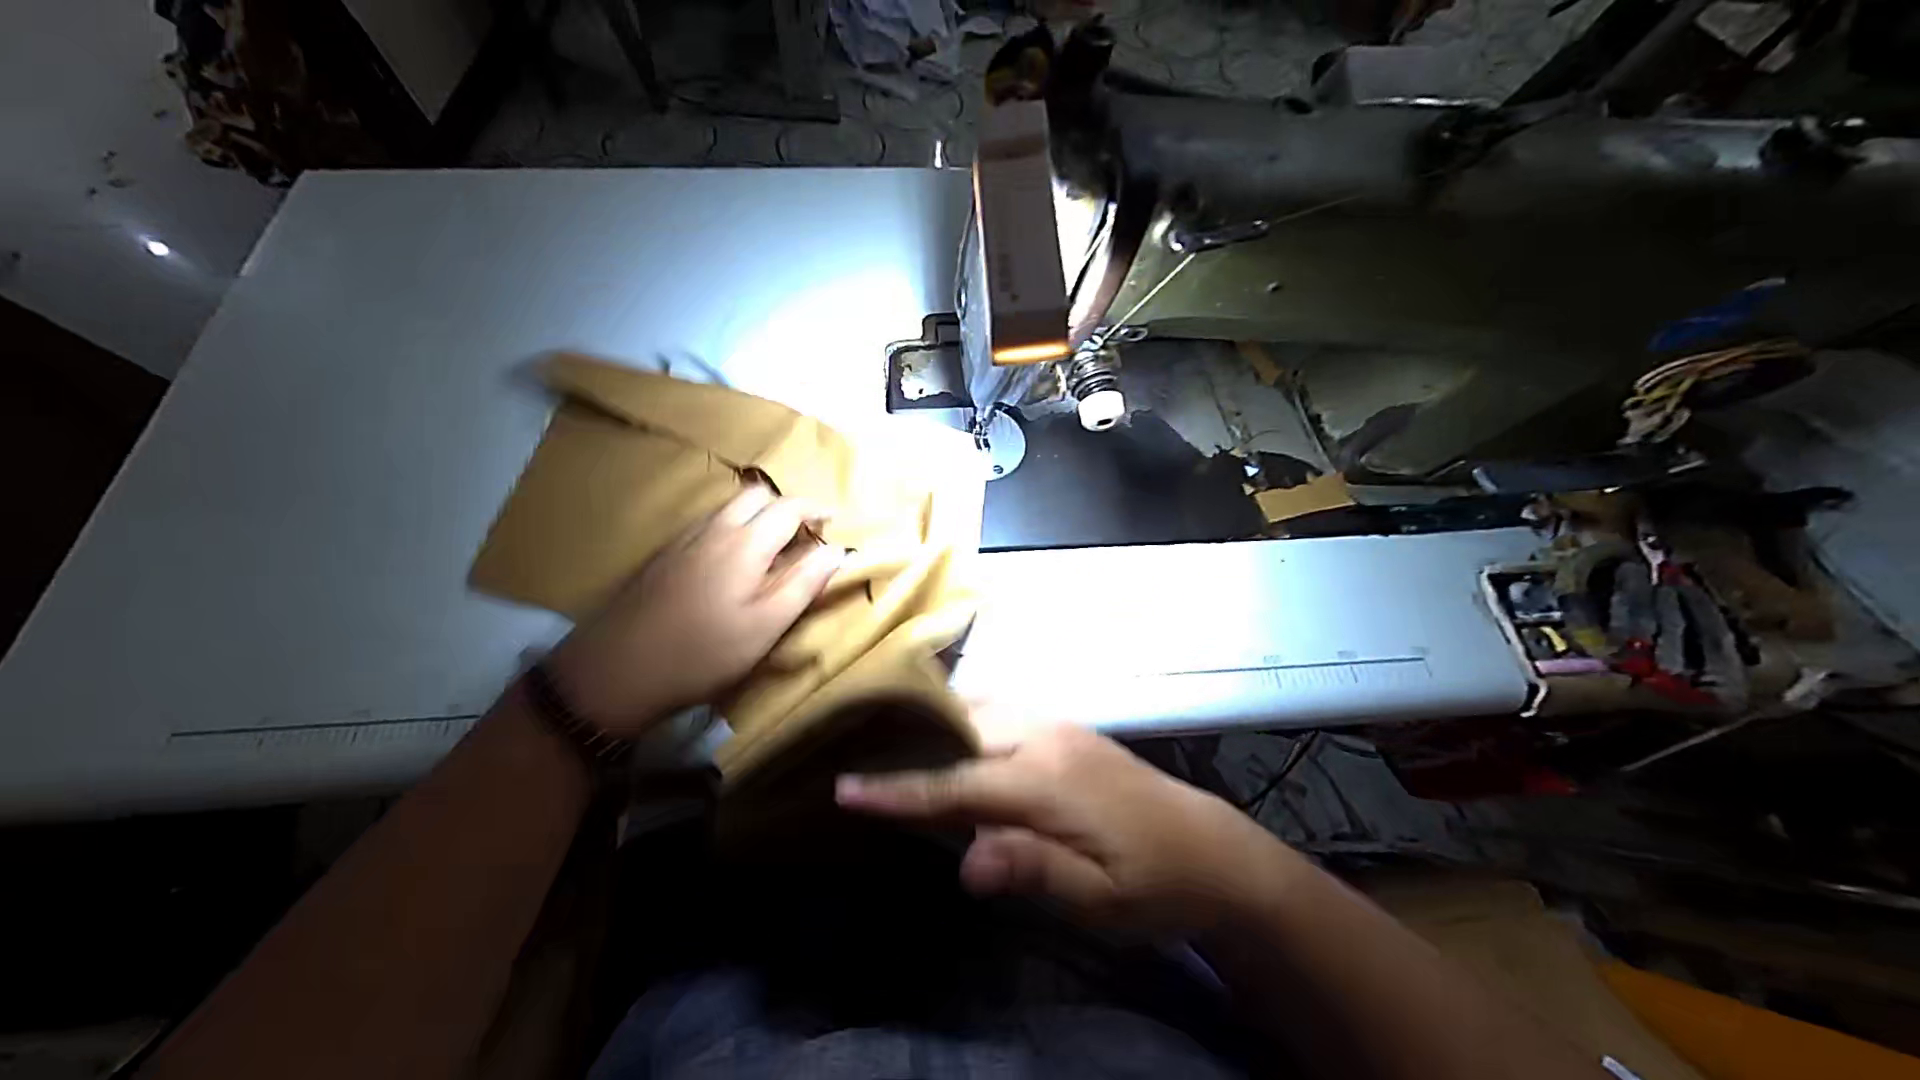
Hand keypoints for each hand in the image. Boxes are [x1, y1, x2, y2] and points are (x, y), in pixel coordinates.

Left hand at [546, 484, 841, 735]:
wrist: (618, 669)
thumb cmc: (703, 652)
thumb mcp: (766, 626)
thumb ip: (805, 584)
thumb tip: (838, 550)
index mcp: (745, 543)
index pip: (790, 507)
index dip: (817, 509)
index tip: (836, 521)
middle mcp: (715, 529)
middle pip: (757, 495)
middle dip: (787, 506)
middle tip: (804, 535)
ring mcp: (685, 539)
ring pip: (730, 507)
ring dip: (759, 514)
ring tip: (773, 547)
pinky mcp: (665, 554)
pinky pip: (709, 523)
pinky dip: (734, 527)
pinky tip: (732, 563)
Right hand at [836, 724, 1302, 938]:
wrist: (1214, 851)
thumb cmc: (1154, 884)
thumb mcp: (1099, 899)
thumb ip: (1033, 869)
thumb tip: (964, 863)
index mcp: (1049, 781)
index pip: (958, 782)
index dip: (899, 788)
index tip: (844, 787)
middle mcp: (1047, 738)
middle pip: (964, 726)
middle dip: (910, 738)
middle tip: (856, 751)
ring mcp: (1059, 727)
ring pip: (982, 710)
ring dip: (937, 722)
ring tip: (892, 740)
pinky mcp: (1067, 730)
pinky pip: (1000, 712)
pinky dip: (965, 720)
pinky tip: (951, 739)